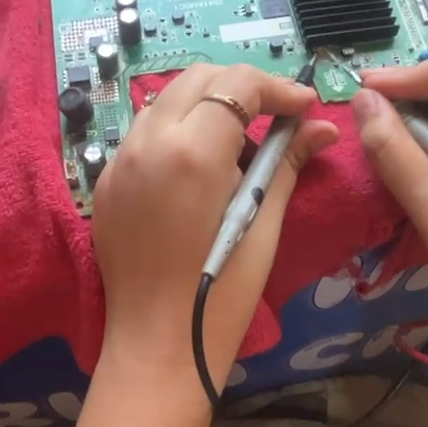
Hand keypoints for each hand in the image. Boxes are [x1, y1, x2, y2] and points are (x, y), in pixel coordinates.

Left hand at [92, 64, 338, 403]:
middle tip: (278, 116)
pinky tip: (201, 166)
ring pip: (167, 100)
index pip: (237, 85)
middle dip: (242, 88)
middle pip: (199, 79)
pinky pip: (144, 134)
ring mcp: (118, 161)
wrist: (156, 347)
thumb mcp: (262, 225)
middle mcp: (146, 142)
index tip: (305, 107)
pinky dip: (178, 130)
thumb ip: (286, 164)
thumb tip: (322, 127)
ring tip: (241, 142)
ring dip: (208, 105)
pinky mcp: (106, 181)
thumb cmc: (220, 293)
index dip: (278, 88)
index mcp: (190, 152)